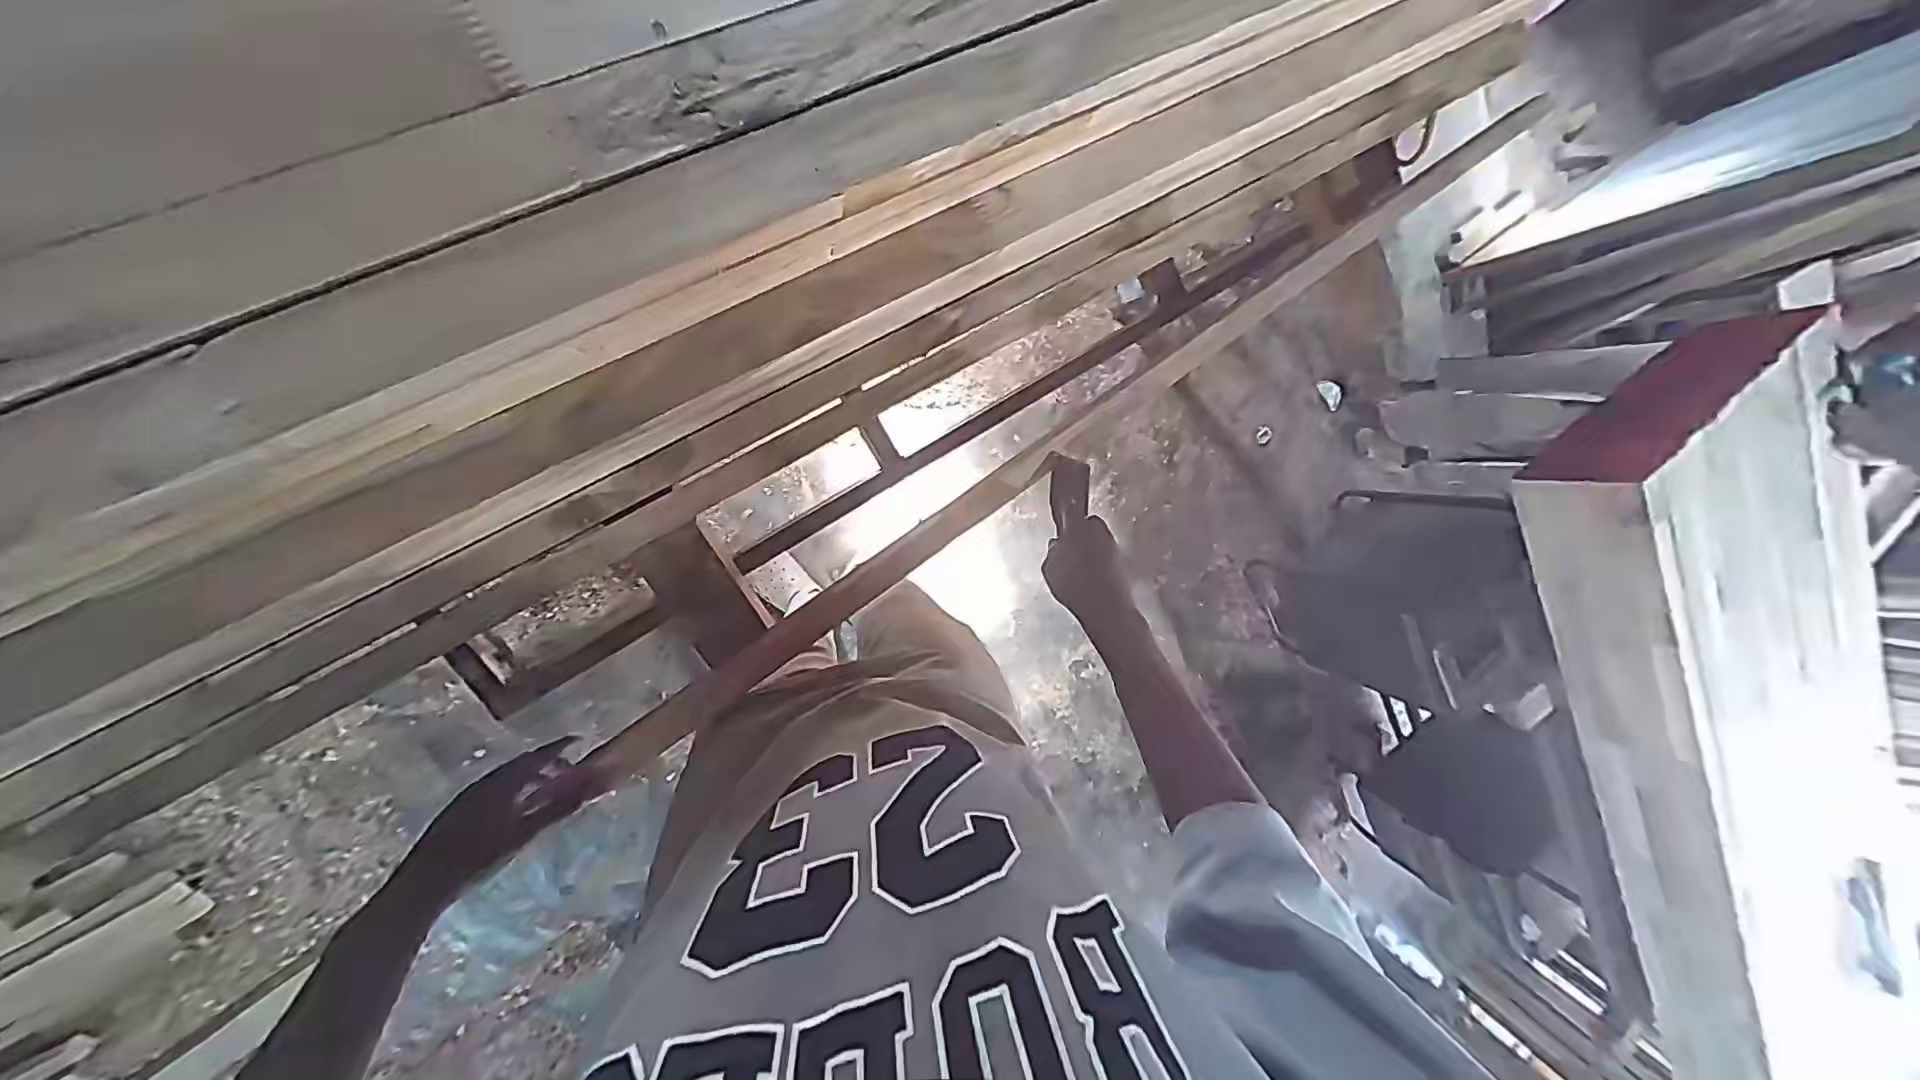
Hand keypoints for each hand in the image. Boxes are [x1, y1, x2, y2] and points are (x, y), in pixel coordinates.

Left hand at [397, 738, 595, 902]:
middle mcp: (486, 782)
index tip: (579, 741)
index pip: (538, 756)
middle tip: (569, 773)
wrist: (423, 884)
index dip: (560, 747)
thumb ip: (559, 807)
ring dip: (531, 778)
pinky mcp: (460, 810)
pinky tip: (518, 808)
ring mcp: (470, 796)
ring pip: (508, 777)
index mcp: (503, 782)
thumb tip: (592, 785)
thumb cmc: (480, 857)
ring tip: (548, 792)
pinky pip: (495, 788)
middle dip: (547, 764)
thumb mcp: (525, 833)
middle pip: (522, 764)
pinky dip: (515, 790)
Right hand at [1043, 514, 1132, 622]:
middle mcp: (1099, 532)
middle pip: (1089, 525)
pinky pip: (1106, 556)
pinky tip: (1089, 578)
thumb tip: (1055, 545)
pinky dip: (1099, 562)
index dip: (1066, 516)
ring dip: (1090, 548)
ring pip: (1099, 540)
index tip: (1061, 523)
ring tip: (1077, 568)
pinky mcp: (1122, 562)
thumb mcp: (1050, 569)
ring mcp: (1113, 546)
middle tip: (1067, 549)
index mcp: (1079, 527)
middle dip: (1080, 533)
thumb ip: (1052, 552)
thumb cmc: (1075, 584)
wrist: (1105, 606)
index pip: (1072, 511)